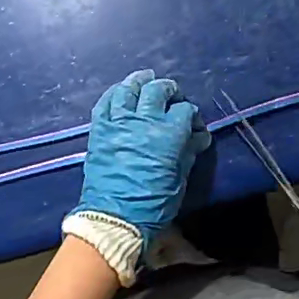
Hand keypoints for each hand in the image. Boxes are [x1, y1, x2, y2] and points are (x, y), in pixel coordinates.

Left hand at [73, 69, 209, 241]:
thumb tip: (199, 136)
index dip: (191, 114)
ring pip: (128, 90)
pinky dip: (113, 94)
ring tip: (145, 78)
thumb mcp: (180, 176)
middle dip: (168, 89)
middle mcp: (145, 121)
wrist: (114, 219)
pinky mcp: (100, 131)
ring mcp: (119, 124)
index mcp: (169, 132)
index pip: (185, 109)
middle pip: (157, 90)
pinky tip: (120, 92)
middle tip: (171, 95)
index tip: (193, 124)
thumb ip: (189, 151)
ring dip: (138, 82)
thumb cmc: (154, 201)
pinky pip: (105, 104)